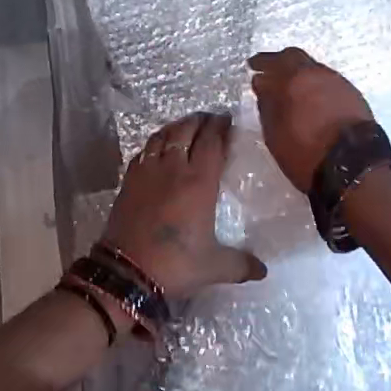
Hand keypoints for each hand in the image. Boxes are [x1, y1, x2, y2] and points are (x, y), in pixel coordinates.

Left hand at [102, 112, 266, 297]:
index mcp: (199, 182)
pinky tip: (157, 148)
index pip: (212, 141)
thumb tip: (263, 271)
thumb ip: (241, 265)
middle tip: (210, 119)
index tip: (228, 119)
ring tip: (185, 126)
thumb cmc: (175, 264)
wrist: (127, 271)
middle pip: (186, 131)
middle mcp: (173, 169)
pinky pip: (143, 152)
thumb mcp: (215, 267)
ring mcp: (147, 173)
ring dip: (176, 127)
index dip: (220, 127)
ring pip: (162, 137)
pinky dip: (154, 143)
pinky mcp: (129, 181)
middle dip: (199, 121)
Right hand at [248, 47, 374, 191]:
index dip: (261, 63)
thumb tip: (262, 83)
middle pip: (296, 57)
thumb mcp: (275, 133)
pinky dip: (315, 84)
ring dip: (300, 73)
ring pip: (314, 68)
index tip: (252, 66)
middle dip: (281, 61)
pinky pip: (328, 81)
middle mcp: (317, 74)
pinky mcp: (353, 95)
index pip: (272, 61)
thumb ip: (267, 104)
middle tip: (270, 69)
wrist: (353, 167)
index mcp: (294, 79)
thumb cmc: (306, 152)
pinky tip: (311, 97)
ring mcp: (338, 82)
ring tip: (290, 86)